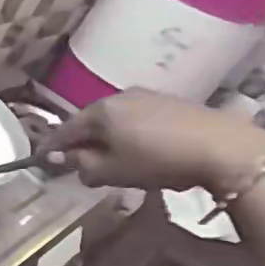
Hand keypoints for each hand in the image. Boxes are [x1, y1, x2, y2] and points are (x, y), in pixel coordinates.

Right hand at [44, 89, 264, 191]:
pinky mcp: (170, 102)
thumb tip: (59, 158)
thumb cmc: (157, 160)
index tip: (44, 160)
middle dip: (83, 142)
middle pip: (91, 121)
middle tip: (79, 166)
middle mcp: (120, 95)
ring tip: (111, 161)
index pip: (66, 128)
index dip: (54, 146)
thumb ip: (82, 164)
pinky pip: (137, 118)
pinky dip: (129, 134)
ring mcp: (147, 95)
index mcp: (100, 110)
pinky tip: (139, 150)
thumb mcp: (112, 170)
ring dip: (108, 139)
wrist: (220, 148)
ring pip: (115, 119)